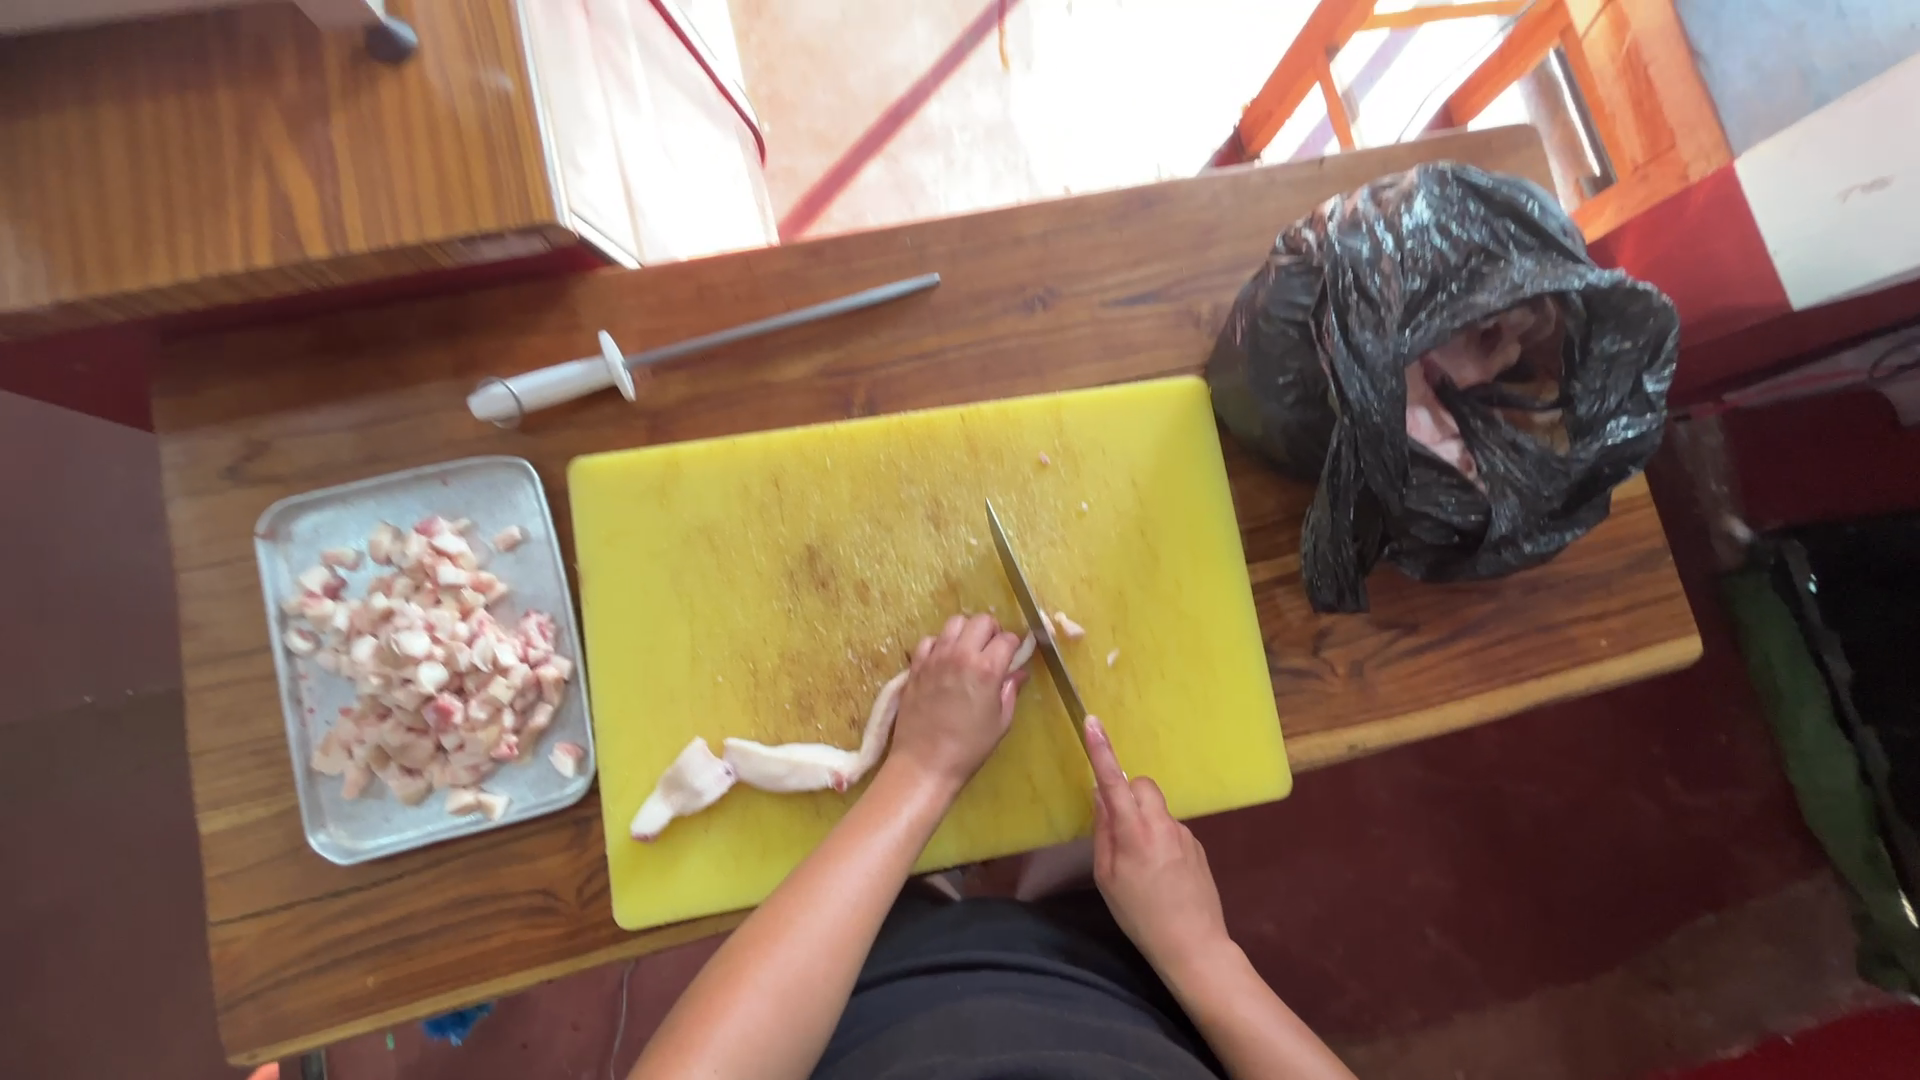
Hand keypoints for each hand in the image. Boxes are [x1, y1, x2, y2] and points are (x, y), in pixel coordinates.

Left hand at [887, 614, 1026, 796]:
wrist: (924, 762)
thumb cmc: (968, 748)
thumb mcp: (1000, 722)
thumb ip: (1010, 691)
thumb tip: (1018, 673)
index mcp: (987, 669)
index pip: (1007, 639)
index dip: (1014, 645)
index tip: (1013, 655)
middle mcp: (961, 655)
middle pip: (982, 621)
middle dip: (992, 631)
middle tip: (992, 650)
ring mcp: (935, 657)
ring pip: (955, 622)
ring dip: (966, 632)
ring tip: (968, 650)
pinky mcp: (916, 665)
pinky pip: (930, 639)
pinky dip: (940, 643)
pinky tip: (944, 659)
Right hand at [1086, 715, 1232, 981]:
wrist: (1194, 946)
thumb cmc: (1140, 916)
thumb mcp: (1107, 877)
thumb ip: (1103, 831)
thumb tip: (1101, 795)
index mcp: (1134, 832)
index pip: (1114, 781)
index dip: (1101, 751)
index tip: (1093, 722)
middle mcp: (1162, 824)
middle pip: (1143, 786)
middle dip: (1129, 794)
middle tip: (1120, 827)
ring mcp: (1184, 833)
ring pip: (1157, 809)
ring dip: (1145, 821)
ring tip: (1142, 864)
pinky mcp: (1198, 845)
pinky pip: (1171, 829)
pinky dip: (1161, 839)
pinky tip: (1162, 874)